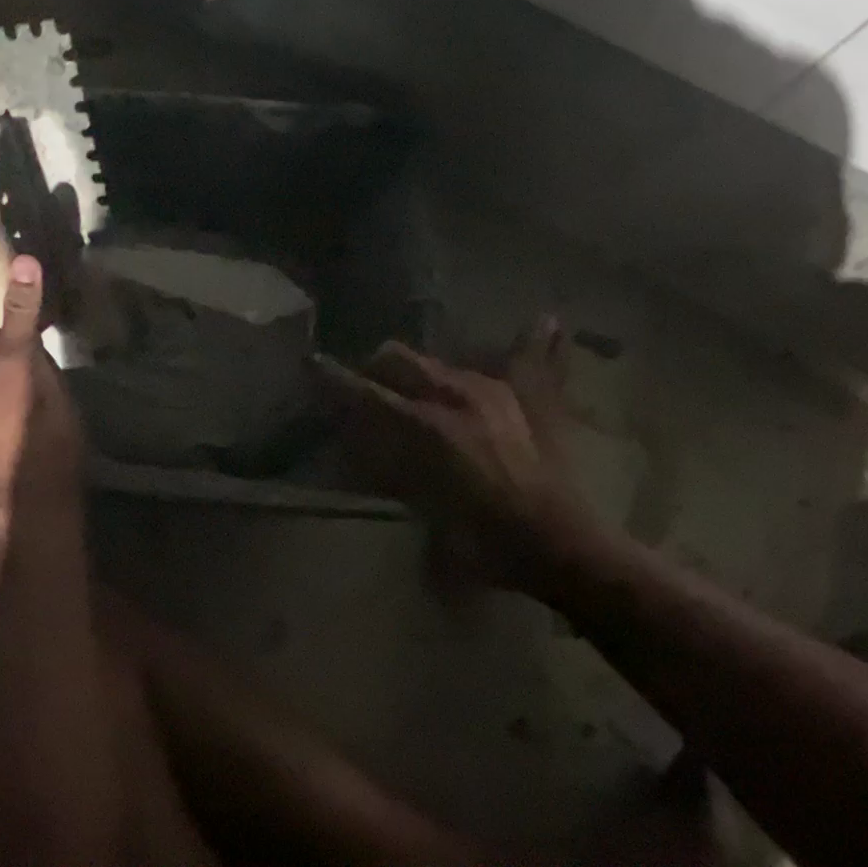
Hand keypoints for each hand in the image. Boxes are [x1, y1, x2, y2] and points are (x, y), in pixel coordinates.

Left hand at [0, 235, 81, 502]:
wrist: (45, 461)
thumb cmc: (16, 416)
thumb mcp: (15, 360)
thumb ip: (20, 310)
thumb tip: (24, 260)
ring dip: (5, 274)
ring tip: (18, 236)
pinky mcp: (24, 353)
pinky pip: (21, 314)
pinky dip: (28, 294)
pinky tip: (41, 270)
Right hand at [316, 316, 606, 591]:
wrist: (559, 544)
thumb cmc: (481, 540)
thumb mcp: (421, 508)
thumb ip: (387, 469)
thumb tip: (359, 445)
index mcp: (426, 425)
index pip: (366, 391)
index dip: (333, 379)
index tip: (309, 363)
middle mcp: (457, 394)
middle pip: (400, 359)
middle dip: (376, 367)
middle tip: (366, 386)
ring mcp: (498, 391)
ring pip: (445, 363)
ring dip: (423, 371)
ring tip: (418, 386)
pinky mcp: (535, 400)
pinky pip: (535, 359)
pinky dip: (535, 341)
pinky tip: (546, 322)